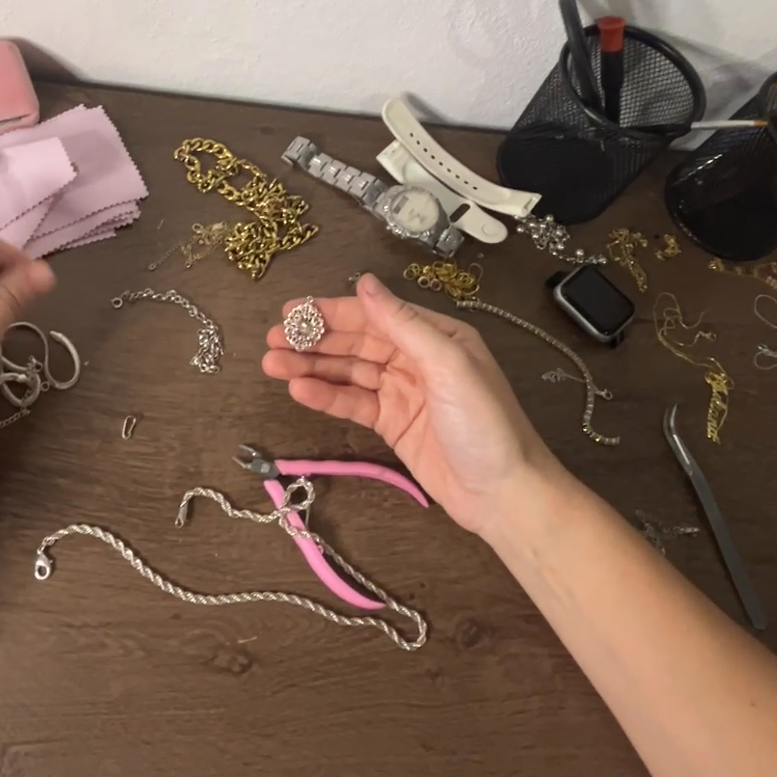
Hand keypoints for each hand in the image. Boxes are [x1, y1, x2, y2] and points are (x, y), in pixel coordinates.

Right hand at [261, 273, 561, 535]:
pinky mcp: (391, 422)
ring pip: (348, 371)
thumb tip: (365, 282)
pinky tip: (299, 390)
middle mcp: (415, 357)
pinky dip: (325, 395)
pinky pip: (352, 402)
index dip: (332, 312)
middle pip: (355, 342)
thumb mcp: (448, 364)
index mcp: (434, 335)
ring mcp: (401, 391)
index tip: (293, 312)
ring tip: (272, 364)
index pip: (374, 316)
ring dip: (311, 366)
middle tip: (272, 339)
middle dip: (313, 339)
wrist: (504, 494)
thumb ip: (403, 323)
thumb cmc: (485, 423)